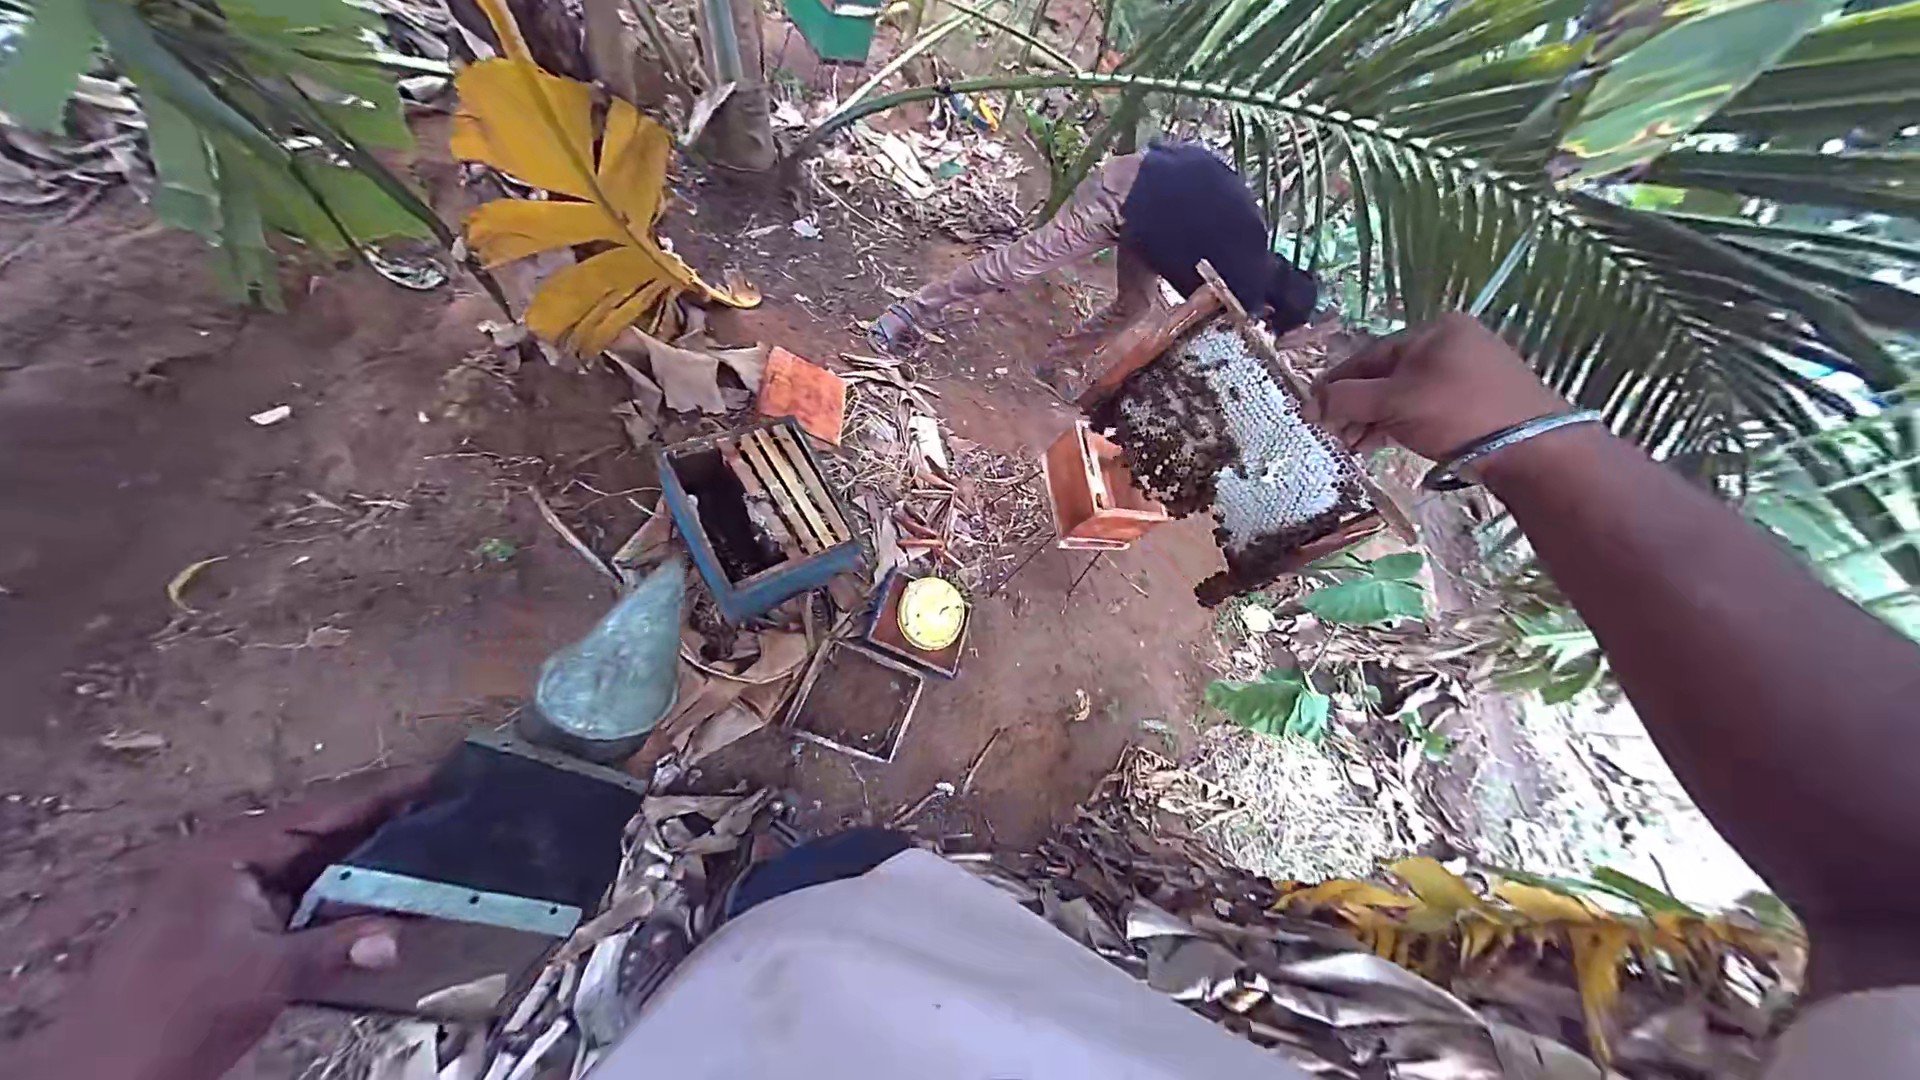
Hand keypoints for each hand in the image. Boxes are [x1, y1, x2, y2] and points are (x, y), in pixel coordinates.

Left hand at [24, 768, 427, 1079]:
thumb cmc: (164, 1018)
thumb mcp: (255, 979)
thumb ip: (335, 949)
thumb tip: (401, 937)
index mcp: (239, 851)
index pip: (338, 803)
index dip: (399, 787)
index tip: (457, 773)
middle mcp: (251, 857)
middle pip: (347, 824)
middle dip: (406, 817)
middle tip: (470, 807)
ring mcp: (257, 887)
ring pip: (345, 855)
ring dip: (395, 854)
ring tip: (457, 840)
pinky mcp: (267, 916)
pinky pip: (336, 887)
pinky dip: (376, 886)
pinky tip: (417, 888)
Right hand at [1312, 313, 1569, 459]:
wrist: (1527, 448)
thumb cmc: (1454, 412)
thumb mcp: (1390, 402)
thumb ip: (1343, 400)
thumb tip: (1306, 405)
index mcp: (1432, 331)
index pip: (1365, 357)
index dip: (1334, 385)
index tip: (1311, 410)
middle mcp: (1447, 344)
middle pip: (1380, 377)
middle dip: (1351, 408)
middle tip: (1331, 433)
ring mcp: (1460, 372)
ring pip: (1396, 395)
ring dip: (1367, 420)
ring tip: (1350, 445)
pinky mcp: (1468, 399)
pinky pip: (1416, 407)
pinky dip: (1391, 424)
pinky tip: (1373, 444)